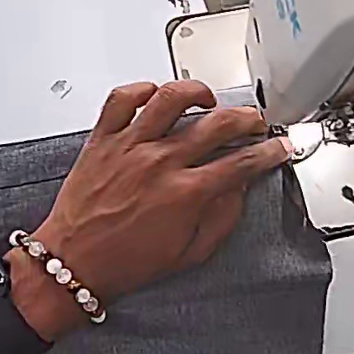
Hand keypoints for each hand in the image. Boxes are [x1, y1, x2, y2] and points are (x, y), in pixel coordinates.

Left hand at [8, 80, 292, 340]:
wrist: (75, 264)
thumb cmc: (125, 262)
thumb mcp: (189, 254)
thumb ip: (221, 219)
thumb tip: (239, 189)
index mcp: (186, 194)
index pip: (242, 162)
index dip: (269, 151)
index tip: (278, 147)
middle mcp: (161, 163)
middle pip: (218, 123)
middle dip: (247, 118)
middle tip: (252, 122)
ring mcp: (130, 147)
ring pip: (172, 98)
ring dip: (199, 92)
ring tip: (207, 101)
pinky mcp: (103, 140)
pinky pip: (122, 99)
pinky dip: (141, 89)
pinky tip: (155, 96)